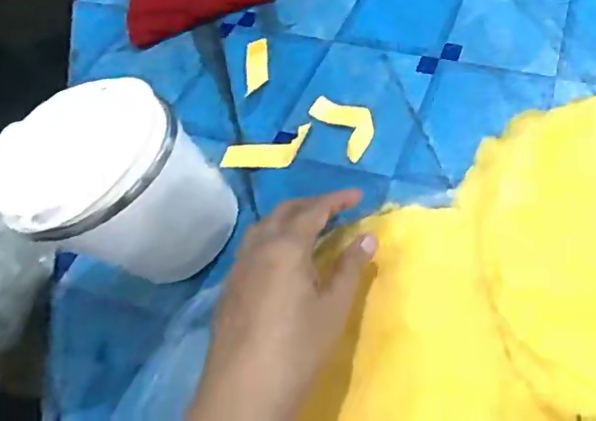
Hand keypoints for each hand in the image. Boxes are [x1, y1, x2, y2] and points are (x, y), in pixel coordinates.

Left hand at [187, 192, 376, 420]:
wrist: (240, 403)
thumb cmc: (295, 349)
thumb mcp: (334, 307)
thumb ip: (351, 267)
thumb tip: (367, 236)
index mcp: (285, 247)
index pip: (314, 210)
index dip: (338, 199)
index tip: (359, 196)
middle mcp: (258, 251)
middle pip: (284, 212)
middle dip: (312, 204)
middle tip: (337, 208)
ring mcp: (238, 273)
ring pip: (263, 229)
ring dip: (289, 219)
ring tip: (312, 228)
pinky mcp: (228, 295)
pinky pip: (252, 250)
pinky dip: (273, 239)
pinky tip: (285, 261)